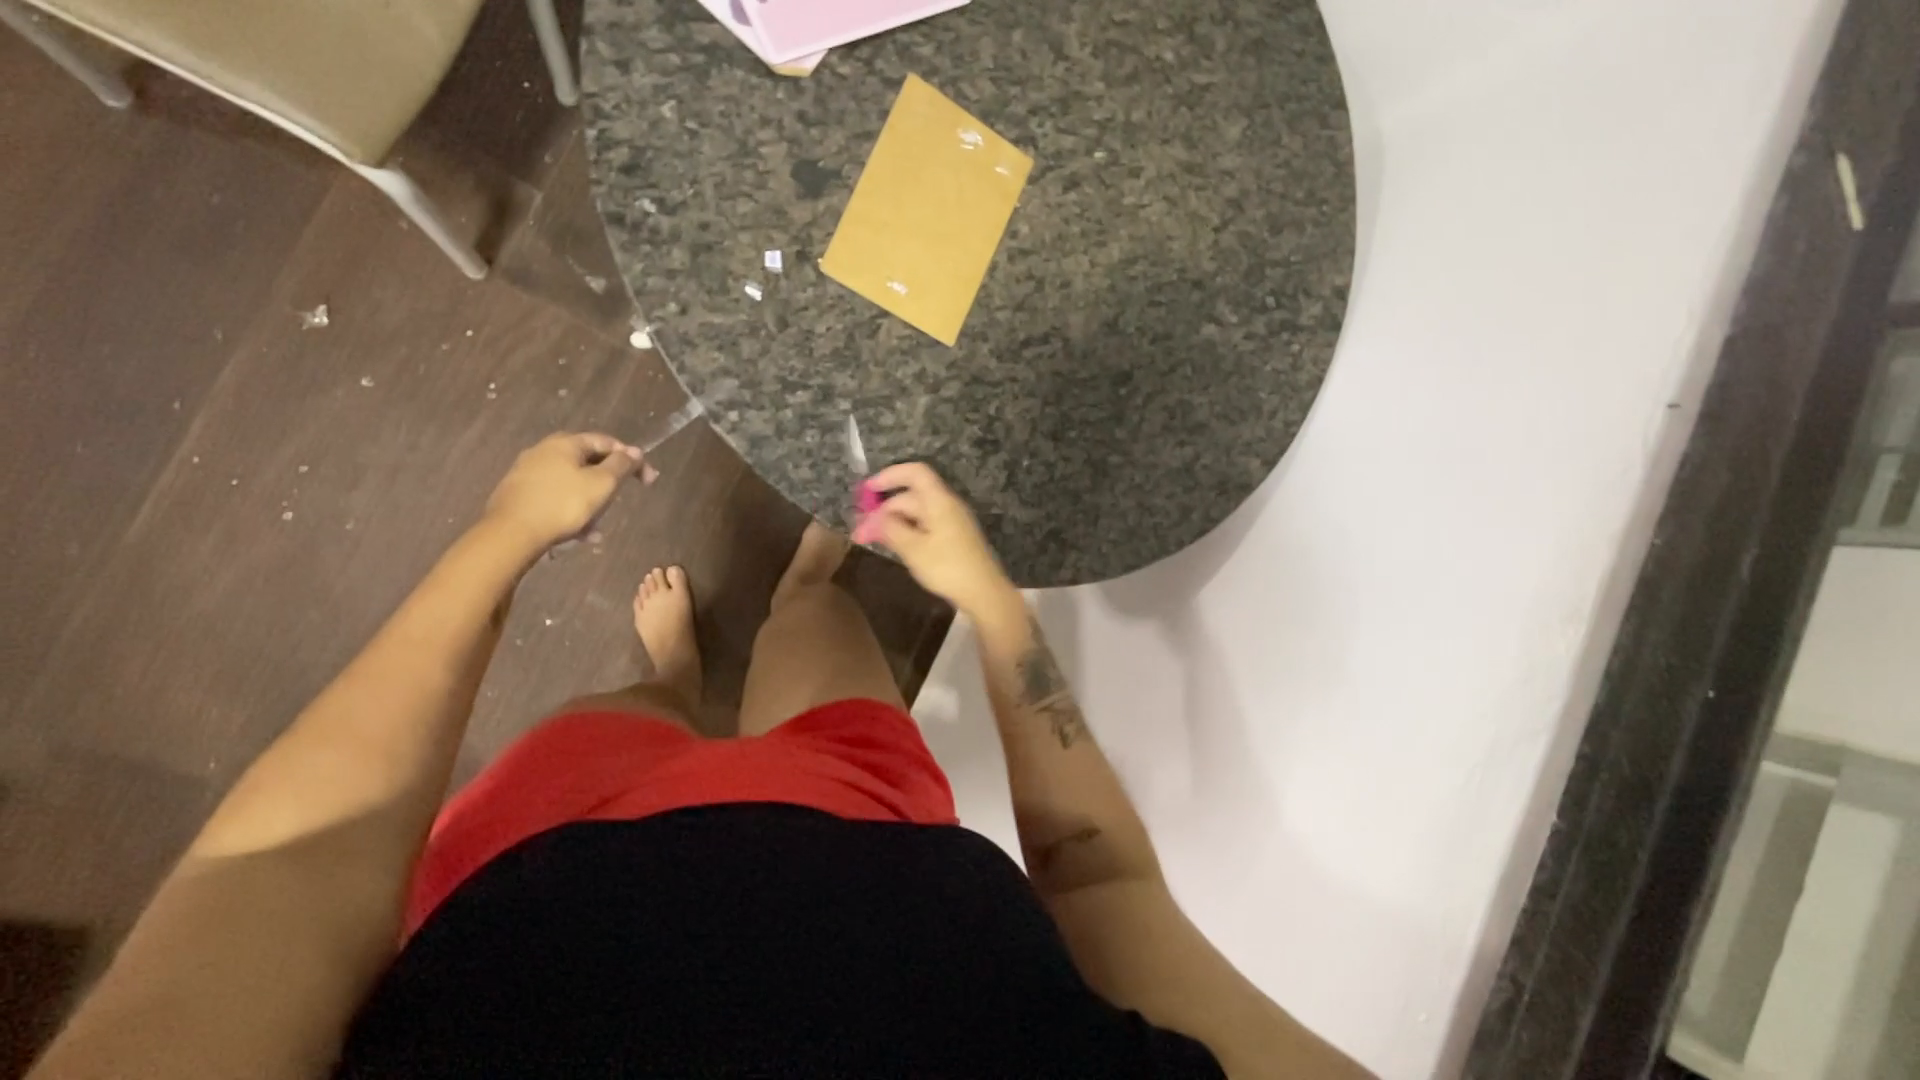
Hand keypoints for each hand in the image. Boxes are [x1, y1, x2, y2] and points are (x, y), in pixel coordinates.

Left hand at [483, 432, 652, 550]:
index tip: (648, 480)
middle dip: (607, 483)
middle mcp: (544, 451)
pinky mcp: (518, 494)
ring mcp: (527, 472)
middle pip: (587, 462)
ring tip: (598, 526)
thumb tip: (635, 451)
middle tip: (619, 500)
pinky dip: (571, 510)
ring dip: (590, 502)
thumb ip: (621, 465)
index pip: (606, 442)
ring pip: (571, 483)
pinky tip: (578, 533)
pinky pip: (555, 498)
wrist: (511, 533)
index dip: (631, 458)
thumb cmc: (563, 504)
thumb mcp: (602, 483)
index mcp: (565, 443)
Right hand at [853, 463, 1015, 616]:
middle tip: (860, 532)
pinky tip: (893, 546)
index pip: (914, 473)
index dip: (889, 476)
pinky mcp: (953, 538)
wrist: (984, 592)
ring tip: (870, 540)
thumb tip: (875, 517)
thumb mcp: (913, 549)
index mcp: (939, 501)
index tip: (867, 489)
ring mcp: (951, 522)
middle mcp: (946, 505)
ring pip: (916, 513)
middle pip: (910, 497)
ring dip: (892, 523)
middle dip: (883, 510)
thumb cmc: (948, 567)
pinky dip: (906, 531)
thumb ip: (891, 529)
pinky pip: (925, 525)